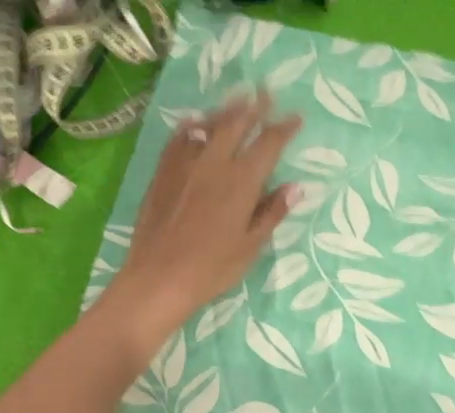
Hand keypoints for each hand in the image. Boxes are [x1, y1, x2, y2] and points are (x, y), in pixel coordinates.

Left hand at [98, 92, 301, 358]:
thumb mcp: (249, 247)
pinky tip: (194, 124)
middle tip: (265, 92)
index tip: (295, 118)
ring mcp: (185, 164)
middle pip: (238, 123)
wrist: (159, 278)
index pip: (269, 144)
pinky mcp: (162, 173)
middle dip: (255, 106)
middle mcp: (215, 162)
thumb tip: (294, 187)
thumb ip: (271, 213)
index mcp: (242, 181)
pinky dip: (191, 127)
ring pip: (208, 126)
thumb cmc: (211, 270)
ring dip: (225, 111)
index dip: (284, 128)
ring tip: (236, 100)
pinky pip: (179, 139)